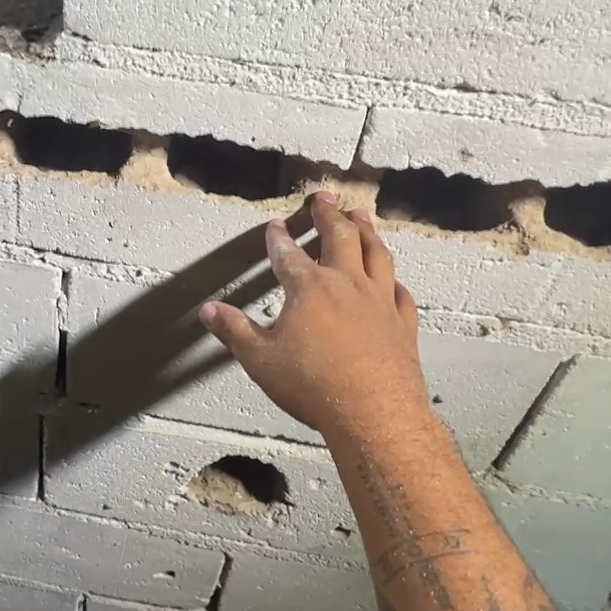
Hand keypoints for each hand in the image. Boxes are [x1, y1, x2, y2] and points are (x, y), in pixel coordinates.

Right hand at [200, 193, 426, 439]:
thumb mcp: (260, 360)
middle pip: (340, 237)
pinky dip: (394, 281)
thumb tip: (207, 309)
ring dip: (367, 231)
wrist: (374, 414)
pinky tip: (392, 281)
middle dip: (329, 214)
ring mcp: (379, 301)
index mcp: (308, 288)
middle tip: (326, 196)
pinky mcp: (403, 324)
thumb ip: (234, 331)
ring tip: (362, 215)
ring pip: (376, 254)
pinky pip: (401, 293)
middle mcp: (346, 284)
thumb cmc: (311, 386)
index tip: (275, 224)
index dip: (279, 237)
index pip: (288, 253)